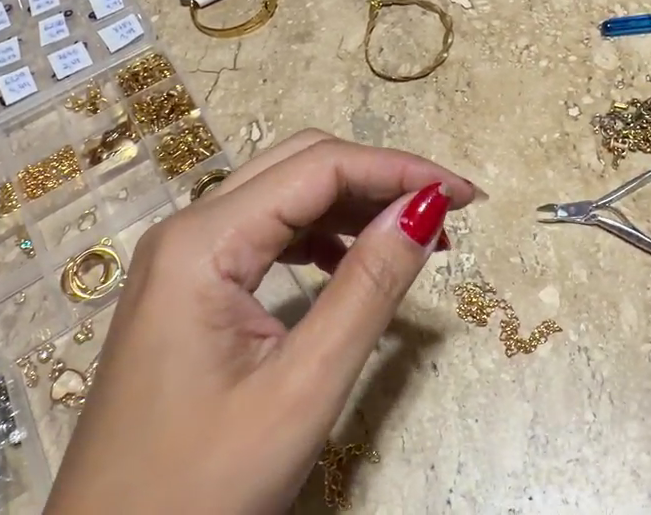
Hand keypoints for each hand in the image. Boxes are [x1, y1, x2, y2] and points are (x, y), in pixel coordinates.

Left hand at [45, 130, 477, 514]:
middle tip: (448, 214)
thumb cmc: (200, 487)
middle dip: (380, 179)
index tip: (467, 196)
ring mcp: (184, 259)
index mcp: (203, 241)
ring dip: (354, 205)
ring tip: (416, 240)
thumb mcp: (301, 389)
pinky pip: (267, 234)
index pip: (320, 168)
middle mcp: (188, 230)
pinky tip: (354, 261)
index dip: (400, 170)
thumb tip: (427, 208)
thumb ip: (367, 288)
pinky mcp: (190, 289)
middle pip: (300, 167)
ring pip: (284, 197)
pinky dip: (322, 235)